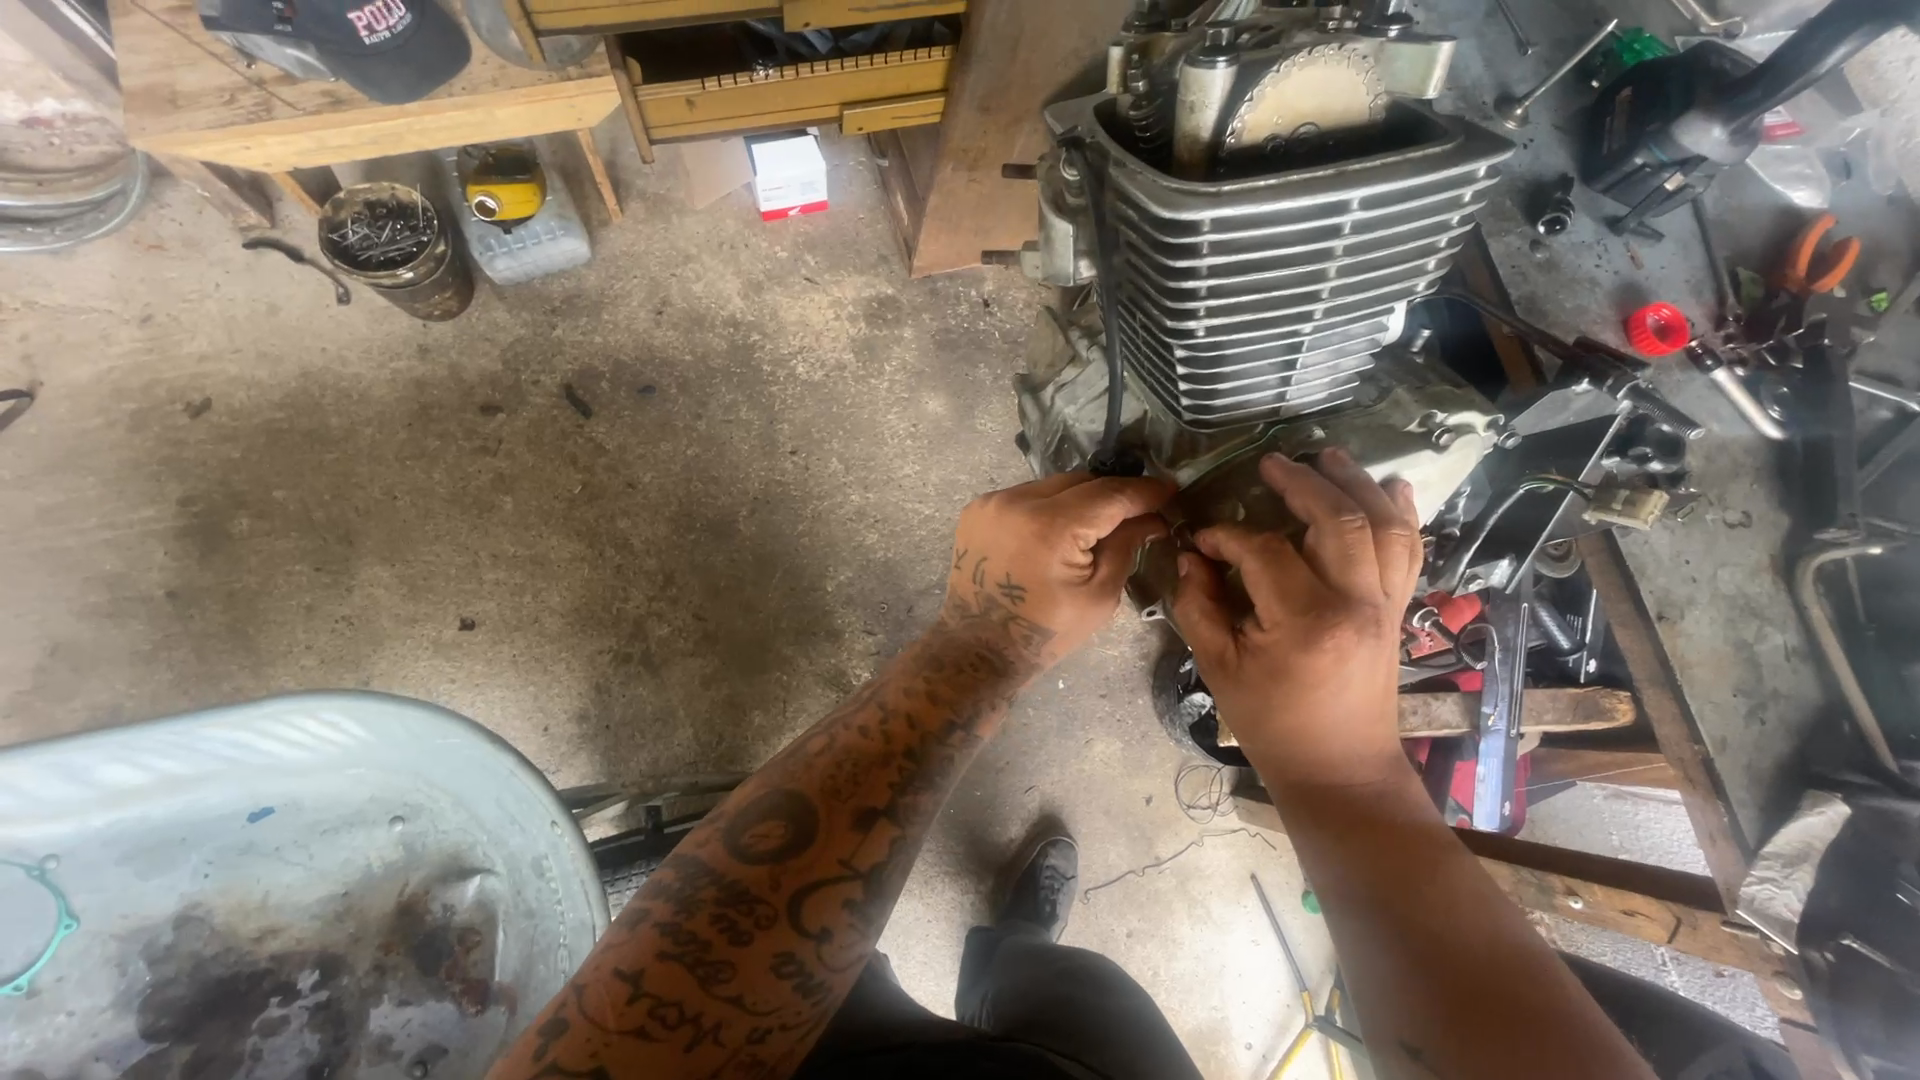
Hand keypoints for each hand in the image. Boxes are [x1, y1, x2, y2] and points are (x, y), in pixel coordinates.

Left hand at [940, 471, 1173, 672]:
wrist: (979, 647)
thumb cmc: (1045, 632)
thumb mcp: (1099, 596)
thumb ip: (1125, 547)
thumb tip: (1151, 518)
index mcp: (1050, 527)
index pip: (1108, 494)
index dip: (1143, 491)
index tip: (1169, 490)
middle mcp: (1017, 502)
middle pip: (1080, 481)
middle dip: (1111, 495)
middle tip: (1137, 513)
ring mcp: (992, 503)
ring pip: (1052, 485)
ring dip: (1078, 500)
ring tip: (1095, 526)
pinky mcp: (978, 509)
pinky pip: (1026, 496)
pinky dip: (1047, 507)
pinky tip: (1057, 531)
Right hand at [1171, 449, 1421, 790]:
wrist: (1339, 767)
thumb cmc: (1272, 722)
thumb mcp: (1218, 667)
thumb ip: (1199, 606)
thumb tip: (1191, 558)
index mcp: (1305, 620)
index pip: (1265, 551)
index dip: (1227, 536)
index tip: (1202, 540)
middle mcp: (1356, 602)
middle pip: (1338, 520)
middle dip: (1302, 483)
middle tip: (1270, 463)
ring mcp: (1385, 605)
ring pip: (1384, 525)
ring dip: (1357, 484)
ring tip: (1329, 454)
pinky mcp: (1397, 610)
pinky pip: (1410, 552)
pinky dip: (1402, 515)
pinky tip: (1392, 487)